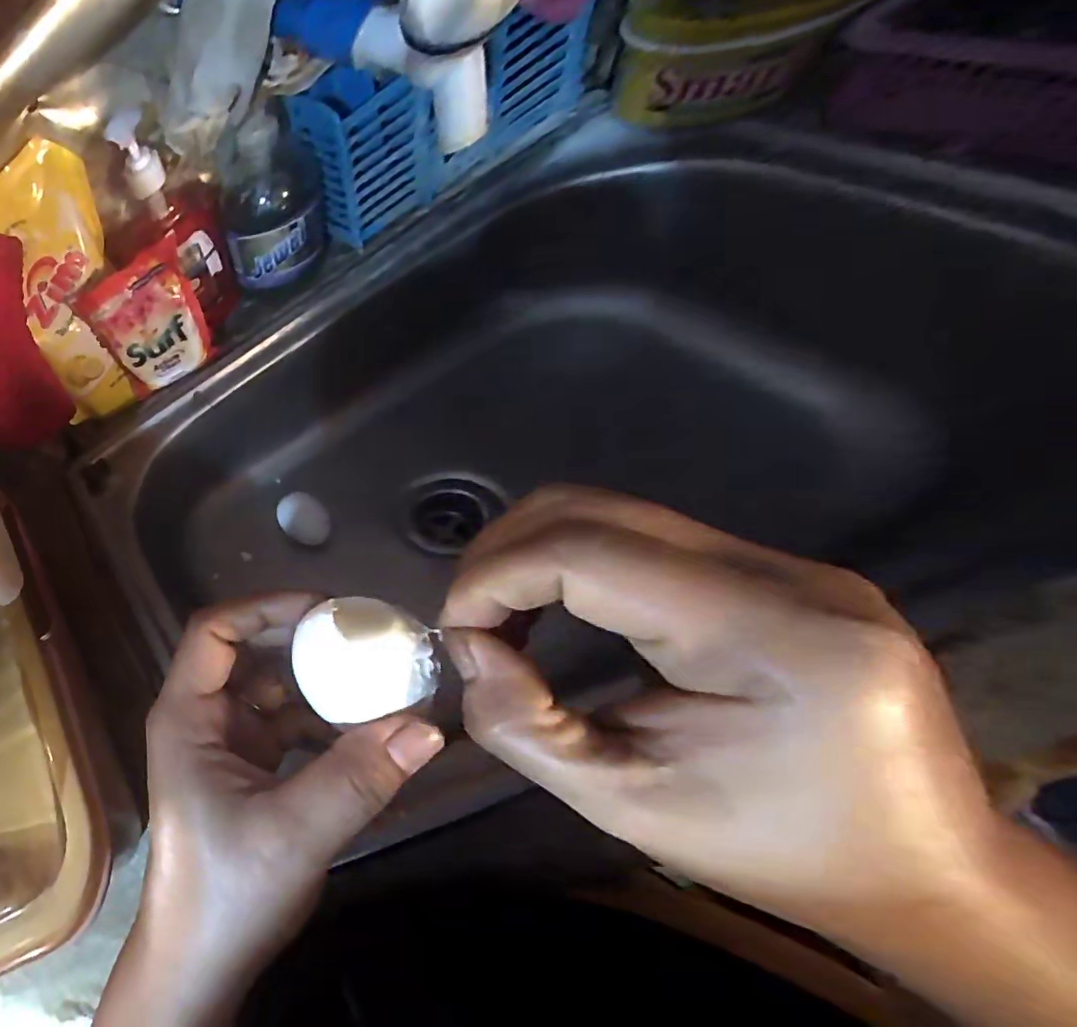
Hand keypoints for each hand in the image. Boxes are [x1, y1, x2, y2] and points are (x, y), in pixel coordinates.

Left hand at [97, 593, 445, 1026]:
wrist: (201, 960)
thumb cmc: (227, 889)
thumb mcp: (295, 830)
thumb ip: (359, 777)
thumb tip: (428, 726)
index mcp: (186, 714)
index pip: (212, 631)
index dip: (261, 607)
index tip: (323, 610)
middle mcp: (200, 717)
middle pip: (247, 654)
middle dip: (301, 643)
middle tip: (363, 637)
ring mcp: (223, 743)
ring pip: (271, 690)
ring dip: (319, 684)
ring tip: (377, 677)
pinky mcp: (247, 769)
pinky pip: (286, 727)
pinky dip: (323, 724)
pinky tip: (366, 733)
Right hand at [436, 486, 996, 930]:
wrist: (920, 869)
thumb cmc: (775, 851)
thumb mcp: (625, 805)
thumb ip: (522, 725)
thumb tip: (468, 647)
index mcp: (771, 638)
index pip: (585, 553)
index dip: (493, 579)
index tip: (456, 634)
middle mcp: (784, 575)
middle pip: (586, 509)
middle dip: (498, 557)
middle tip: (469, 623)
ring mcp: (779, 562)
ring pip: (601, 508)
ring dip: (523, 552)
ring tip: (499, 617)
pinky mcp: (763, 567)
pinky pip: (629, 533)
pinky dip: (560, 560)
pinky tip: (547, 608)